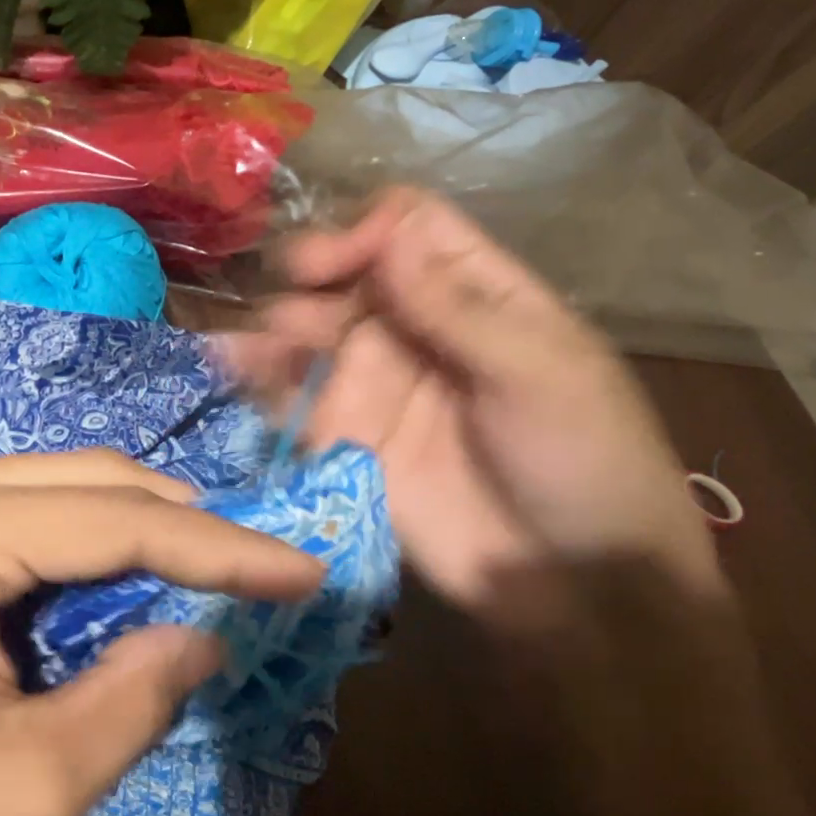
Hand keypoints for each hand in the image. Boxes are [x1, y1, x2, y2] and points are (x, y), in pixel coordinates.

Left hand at [0, 450, 322, 815]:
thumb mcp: (36, 779)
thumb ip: (137, 695)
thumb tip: (204, 635)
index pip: (110, 519)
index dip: (219, 545)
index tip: (306, 570)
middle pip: (78, 482)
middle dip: (177, 522)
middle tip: (262, 569)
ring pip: (46, 488)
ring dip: (128, 528)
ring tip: (207, 572)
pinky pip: (7, 513)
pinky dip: (73, 543)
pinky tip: (115, 579)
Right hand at [210, 188, 718, 607]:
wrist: (570, 588)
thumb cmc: (583, 467)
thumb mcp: (541, 377)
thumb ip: (457, 308)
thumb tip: (385, 228)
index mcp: (477, 297)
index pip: (406, 229)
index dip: (362, 232)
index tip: (331, 265)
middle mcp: (413, 328)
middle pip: (340, 275)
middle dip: (304, 282)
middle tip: (285, 315)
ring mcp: (370, 381)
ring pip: (303, 329)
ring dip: (271, 328)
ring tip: (248, 353)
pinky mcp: (338, 433)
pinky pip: (287, 392)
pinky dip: (255, 377)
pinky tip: (232, 371)